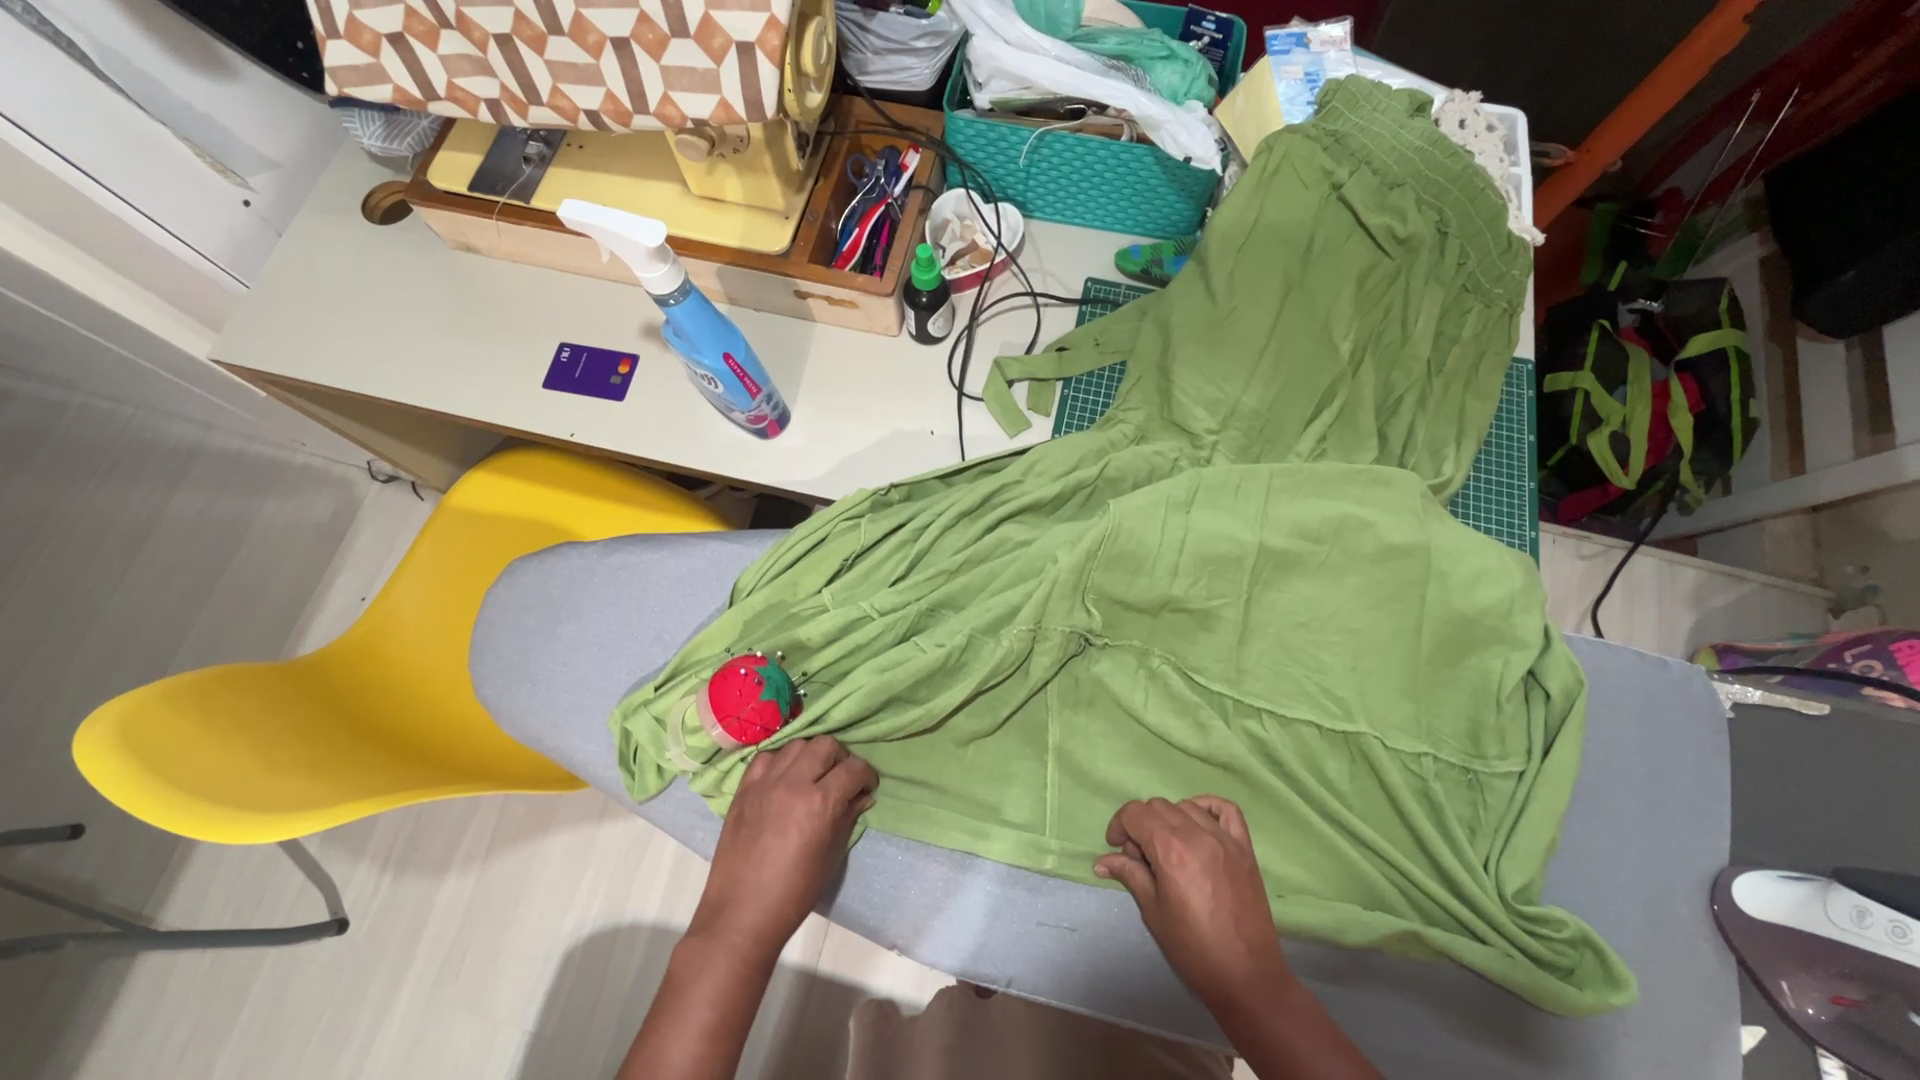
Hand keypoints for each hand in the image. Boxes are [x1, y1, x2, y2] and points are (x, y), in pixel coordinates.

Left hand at [690, 736, 877, 956]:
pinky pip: (766, 758)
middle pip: (825, 745)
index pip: (853, 769)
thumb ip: (848, 816)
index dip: (867, 775)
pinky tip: (785, 779)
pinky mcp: (743, 789)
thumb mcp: (832, 854)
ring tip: (813, 776)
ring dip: (811, 756)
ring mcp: (764, 783)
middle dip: (842, 758)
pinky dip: (781, 761)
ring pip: (796, 745)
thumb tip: (862, 796)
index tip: (867, 788)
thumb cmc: (795, 891)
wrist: (742, 911)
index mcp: (820, 802)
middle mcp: (792, 783)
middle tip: (842, 779)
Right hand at [1095, 796, 1291, 1010]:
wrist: (1245, 974)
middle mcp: (1198, 835)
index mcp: (1171, 850)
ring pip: (1187, 806)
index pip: (1135, 813)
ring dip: (1169, 820)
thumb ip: (1130, 875)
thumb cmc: (1193, 948)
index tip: (1116, 849)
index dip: (1119, 826)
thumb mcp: (1153, 911)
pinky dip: (1208, 808)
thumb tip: (1102, 861)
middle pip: (1158, 806)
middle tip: (1140, 858)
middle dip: (1141, 824)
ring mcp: (1225, 839)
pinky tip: (1197, 825)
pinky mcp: (1245, 848)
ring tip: (1168, 849)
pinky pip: (1226, 810)